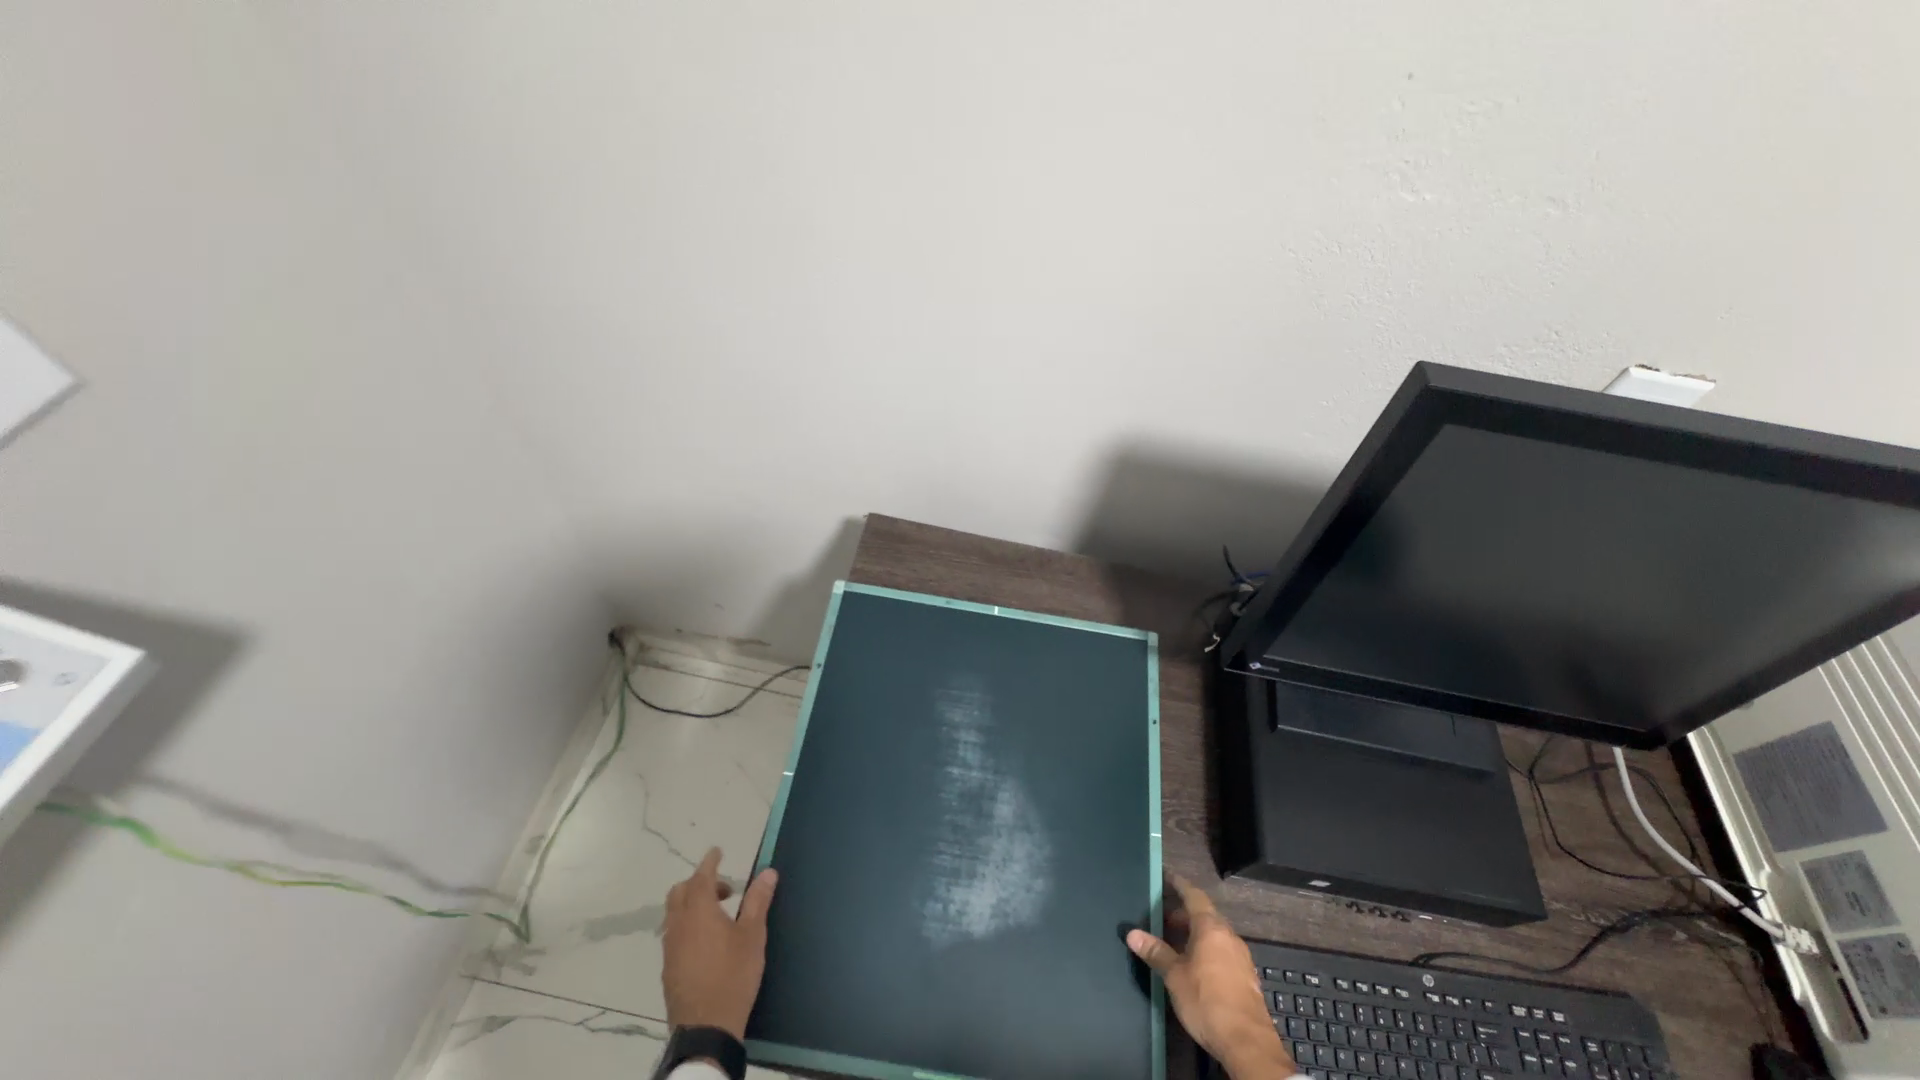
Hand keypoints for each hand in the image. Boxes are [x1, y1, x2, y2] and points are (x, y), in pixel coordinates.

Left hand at [662, 847, 778, 1038]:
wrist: (706, 1026)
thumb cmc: (733, 975)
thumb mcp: (752, 935)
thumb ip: (758, 901)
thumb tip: (768, 872)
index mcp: (698, 911)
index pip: (700, 876)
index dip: (710, 862)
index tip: (718, 851)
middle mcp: (678, 924)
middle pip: (680, 892)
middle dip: (700, 883)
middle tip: (725, 891)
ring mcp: (669, 947)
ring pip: (674, 914)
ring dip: (692, 905)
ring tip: (718, 917)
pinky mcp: (668, 967)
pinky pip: (674, 934)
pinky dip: (688, 925)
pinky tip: (706, 942)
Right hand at [1127, 875, 1295, 1079]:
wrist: (1246, 1041)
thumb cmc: (1206, 1000)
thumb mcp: (1174, 976)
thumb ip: (1155, 952)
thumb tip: (1132, 933)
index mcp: (1211, 929)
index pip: (1194, 896)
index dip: (1180, 885)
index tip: (1167, 876)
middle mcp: (1229, 937)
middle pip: (1205, 915)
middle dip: (1184, 913)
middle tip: (1162, 916)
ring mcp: (1240, 957)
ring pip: (1214, 934)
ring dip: (1195, 932)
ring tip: (1174, 940)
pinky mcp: (1244, 976)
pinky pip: (1221, 950)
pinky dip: (1206, 948)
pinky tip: (1194, 964)